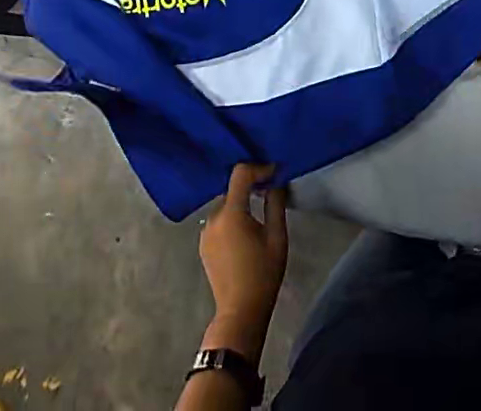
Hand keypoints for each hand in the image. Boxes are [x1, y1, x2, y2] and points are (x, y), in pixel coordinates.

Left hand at [200, 164, 288, 327]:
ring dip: (240, 203)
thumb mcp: (277, 238)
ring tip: (258, 213)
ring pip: (225, 205)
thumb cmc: (263, 274)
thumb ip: (275, 204)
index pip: (240, 174)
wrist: (240, 311)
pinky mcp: (203, 243)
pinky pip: (218, 220)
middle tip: (269, 190)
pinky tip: (244, 232)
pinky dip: (231, 218)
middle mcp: (213, 217)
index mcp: (231, 213)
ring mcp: (205, 231)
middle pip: (232, 189)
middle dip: (251, 186)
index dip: (258, 168)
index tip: (274, 172)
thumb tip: (276, 180)